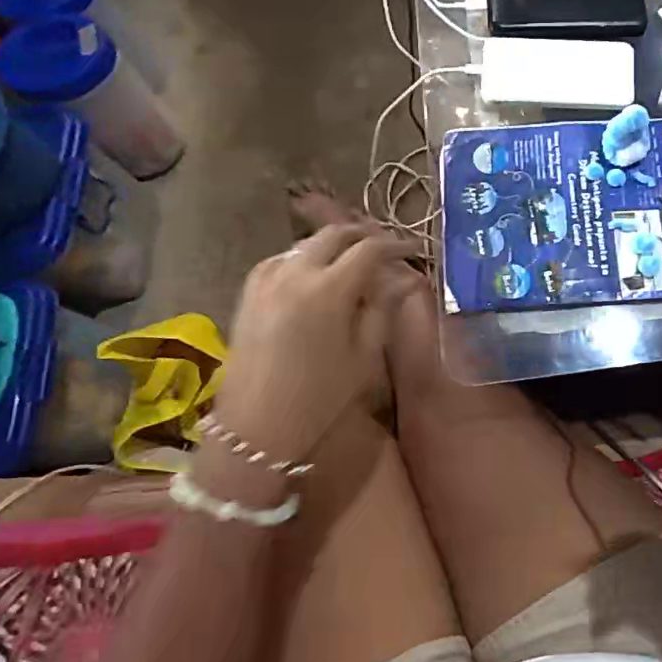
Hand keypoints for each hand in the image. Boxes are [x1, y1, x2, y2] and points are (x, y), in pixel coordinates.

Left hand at [210, 225, 415, 478]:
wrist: (258, 426)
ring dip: (332, 245)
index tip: (413, 250)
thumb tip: (403, 281)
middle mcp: (295, 274)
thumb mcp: (364, 355)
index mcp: (329, 290)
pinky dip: (303, 258)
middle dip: (363, 235)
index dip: (395, 246)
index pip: (369, 250)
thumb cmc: (321, 397)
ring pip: (304, 245)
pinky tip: (313, 273)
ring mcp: (266, 281)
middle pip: (333, 236)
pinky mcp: (248, 294)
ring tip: (352, 258)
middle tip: (386, 246)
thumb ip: (382, 309)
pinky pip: (280, 260)